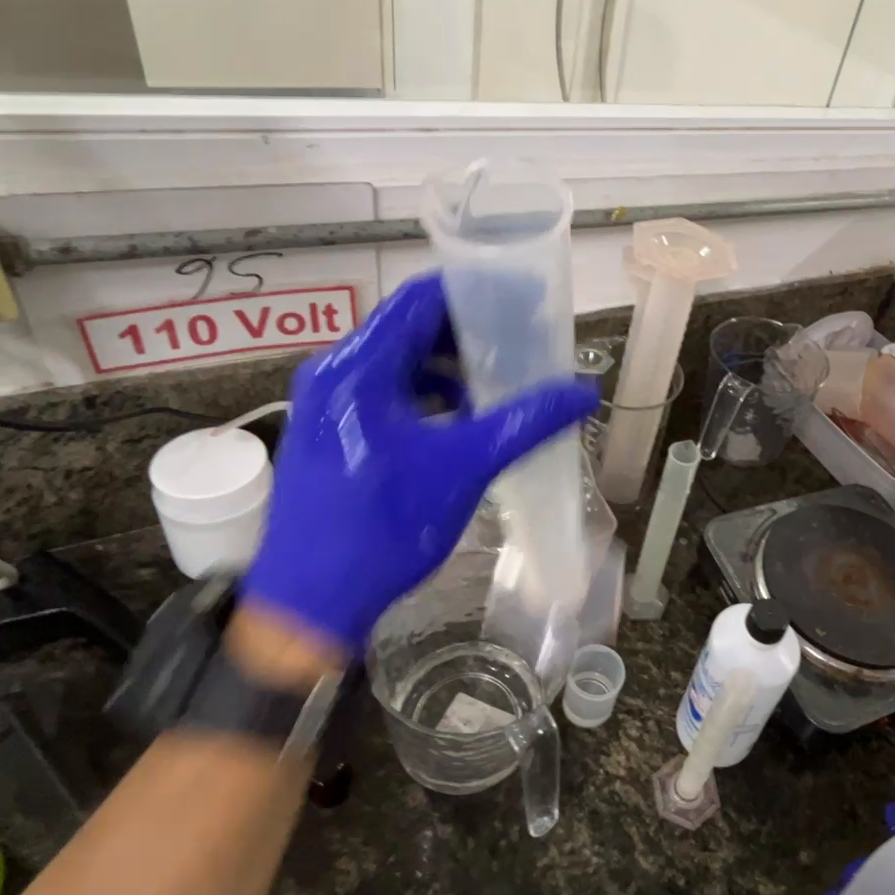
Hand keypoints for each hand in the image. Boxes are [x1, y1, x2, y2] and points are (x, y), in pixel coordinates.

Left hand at [239, 273, 596, 653]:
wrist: (310, 602)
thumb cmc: (386, 526)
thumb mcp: (464, 467)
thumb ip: (525, 422)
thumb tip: (583, 392)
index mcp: (359, 366)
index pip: (420, 298)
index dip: (475, 291)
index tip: (523, 300)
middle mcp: (335, 371)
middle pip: (409, 327)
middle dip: (468, 333)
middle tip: (521, 343)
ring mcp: (326, 401)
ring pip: (397, 361)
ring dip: (447, 367)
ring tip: (497, 386)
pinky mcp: (330, 429)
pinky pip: (384, 391)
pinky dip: (424, 394)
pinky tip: (459, 422)